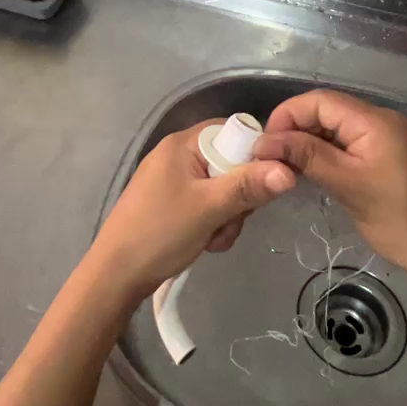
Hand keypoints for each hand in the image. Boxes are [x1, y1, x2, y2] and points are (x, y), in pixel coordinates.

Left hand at [84, 120, 295, 299]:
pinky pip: (207, 205)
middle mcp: (178, 155)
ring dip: (227, 217)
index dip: (254, 154)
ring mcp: (173, 180)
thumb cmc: (160, 232)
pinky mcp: (173, 203)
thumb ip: (247, 187)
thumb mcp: (208, 209)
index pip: (232, 131)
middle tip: (231, 219)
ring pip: (222, 190)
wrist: (117, 274)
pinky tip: (205, 243)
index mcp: (182, 144)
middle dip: (238, 197)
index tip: (264, 183)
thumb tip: (289, 170)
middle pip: (230, 163)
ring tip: (213, 237)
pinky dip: (213, 224)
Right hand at [253, 90, 406, 301]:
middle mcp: (387, 121)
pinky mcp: (399, 157)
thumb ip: (307, 156)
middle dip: (297, 129)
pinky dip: (333, 153)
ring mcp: (396, 139)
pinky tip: (318, 173)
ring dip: (313, 142)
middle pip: (330, 110)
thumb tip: (265, 141)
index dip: (287, 116)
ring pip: (342, 129)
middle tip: (271, 158)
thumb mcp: (348, 187)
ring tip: (288, 167)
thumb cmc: (402, 222)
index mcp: (377, 121)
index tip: (264, 145)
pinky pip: (357, 144)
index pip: (320, 100)